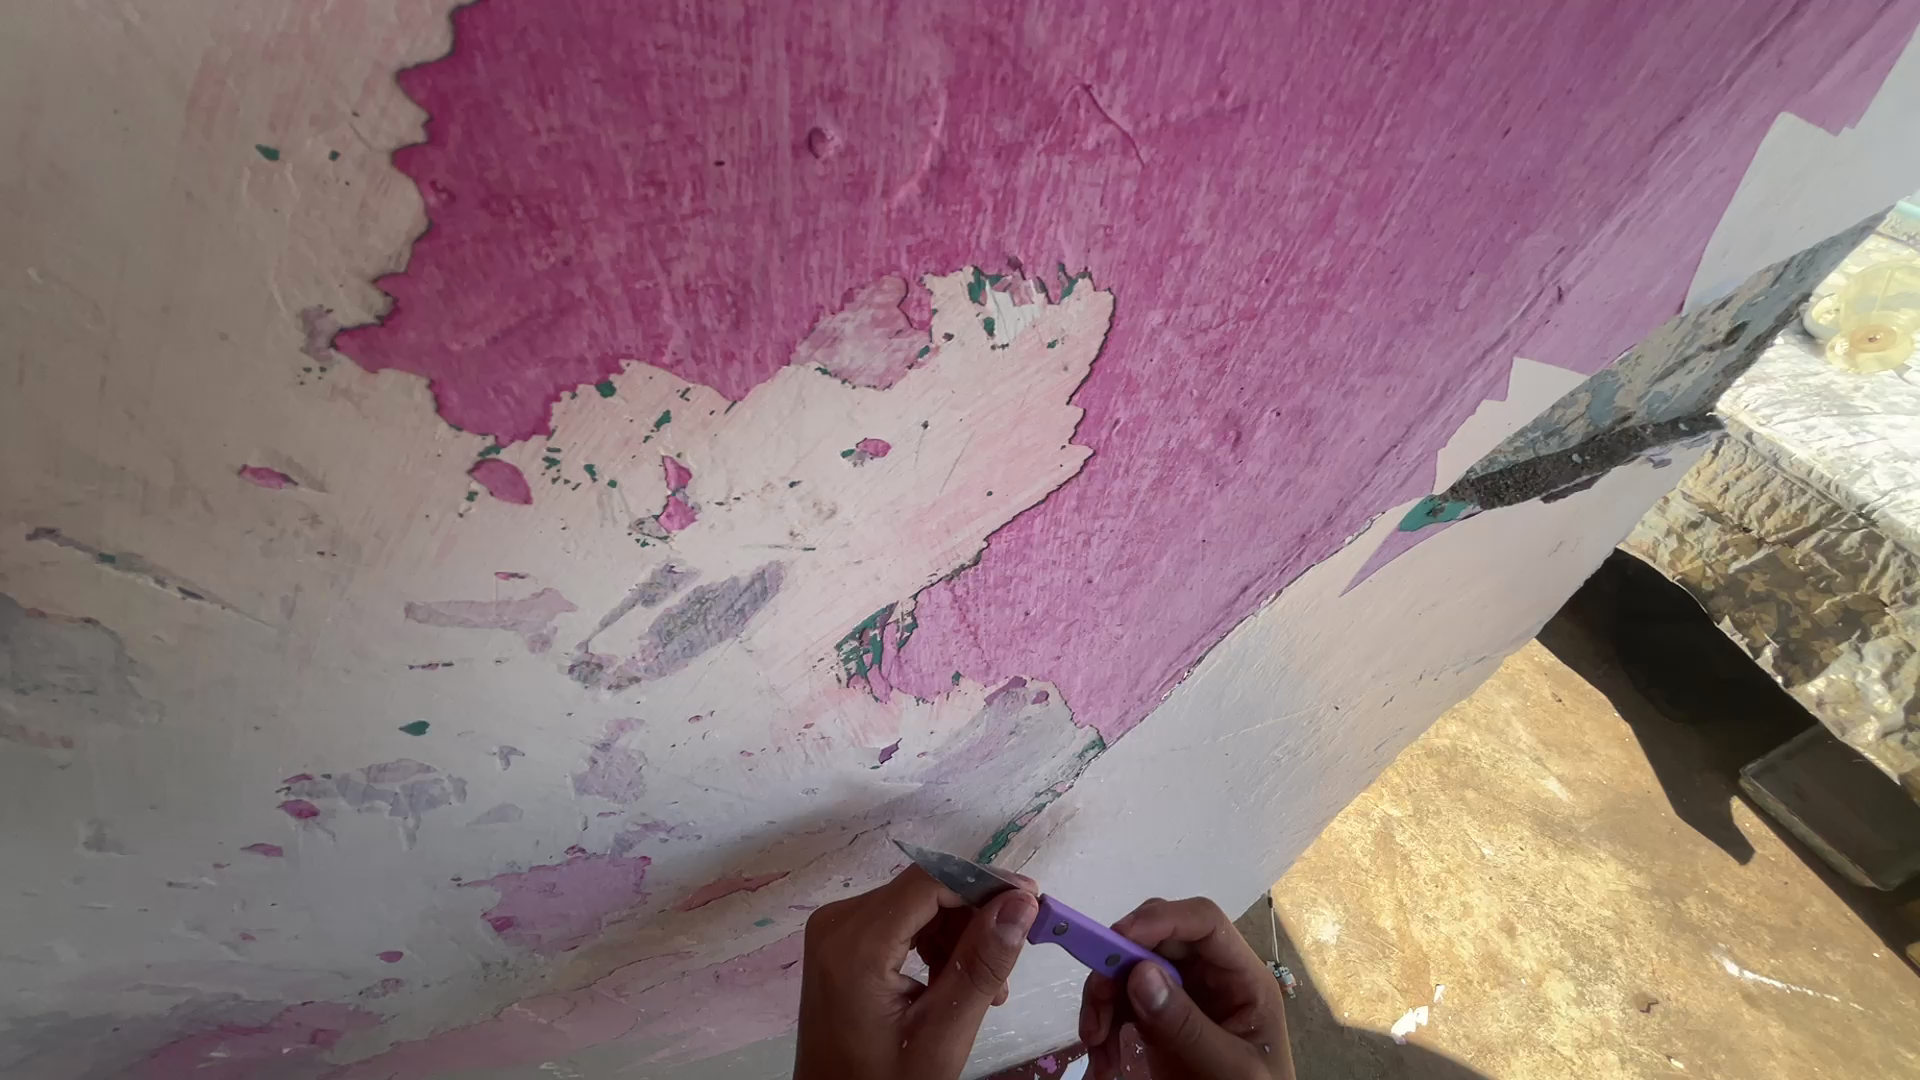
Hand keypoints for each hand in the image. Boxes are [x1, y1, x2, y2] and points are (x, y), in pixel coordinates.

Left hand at [794, 864, 1039, 1079]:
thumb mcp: (942, 1034)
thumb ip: (981, 965)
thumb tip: (1021, 903)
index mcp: (855, 943)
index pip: (929, 881)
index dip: (983, 881)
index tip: (1031, 897)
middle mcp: (839, 919)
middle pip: (924, 892)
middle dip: (973, 918)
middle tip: (1011, 958)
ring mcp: (837, 927)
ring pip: (917, 905)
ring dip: (958, 934)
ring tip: (988, 986)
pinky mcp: (843, 938)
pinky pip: (901, 920)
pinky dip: (934, 942)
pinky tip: (956, 980)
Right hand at [1078, 897, 1293, 1079]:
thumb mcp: (1229, 1071)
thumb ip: (1187, 1025)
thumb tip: (1139, 972)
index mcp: (1242, 976)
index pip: (1204, 921)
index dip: (1162, 919)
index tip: (1120, 937)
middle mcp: (1209, 973)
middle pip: (1156, 938)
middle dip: (1119, 963)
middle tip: (1097, 998)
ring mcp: (1181, 991)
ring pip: (1130, 965)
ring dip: (1103, 998)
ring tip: (1094, 1041)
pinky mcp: (1158, 1014)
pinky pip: (1120, 999)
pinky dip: (1103, 1022)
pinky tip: (1102, 1058)